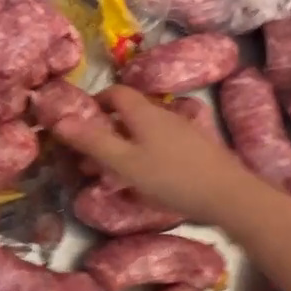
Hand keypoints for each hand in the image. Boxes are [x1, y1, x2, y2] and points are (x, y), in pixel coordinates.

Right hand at [49, 85, 268, 224]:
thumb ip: (92, 141)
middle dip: (107, 128)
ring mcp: (184, 132)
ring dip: (126, 143)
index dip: (96, 102)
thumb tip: (58, 120)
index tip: (80, 120)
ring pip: (146, 130)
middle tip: (90, 153)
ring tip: (112, 171)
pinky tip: (146, 178)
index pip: (116, 93)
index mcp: (144, 112)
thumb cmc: (172, 177)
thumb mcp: (124, 162)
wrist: (232, 197)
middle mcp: (164, 115)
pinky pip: (162, 144)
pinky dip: (146, 153)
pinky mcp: (198, 150)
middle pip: (130, 112)